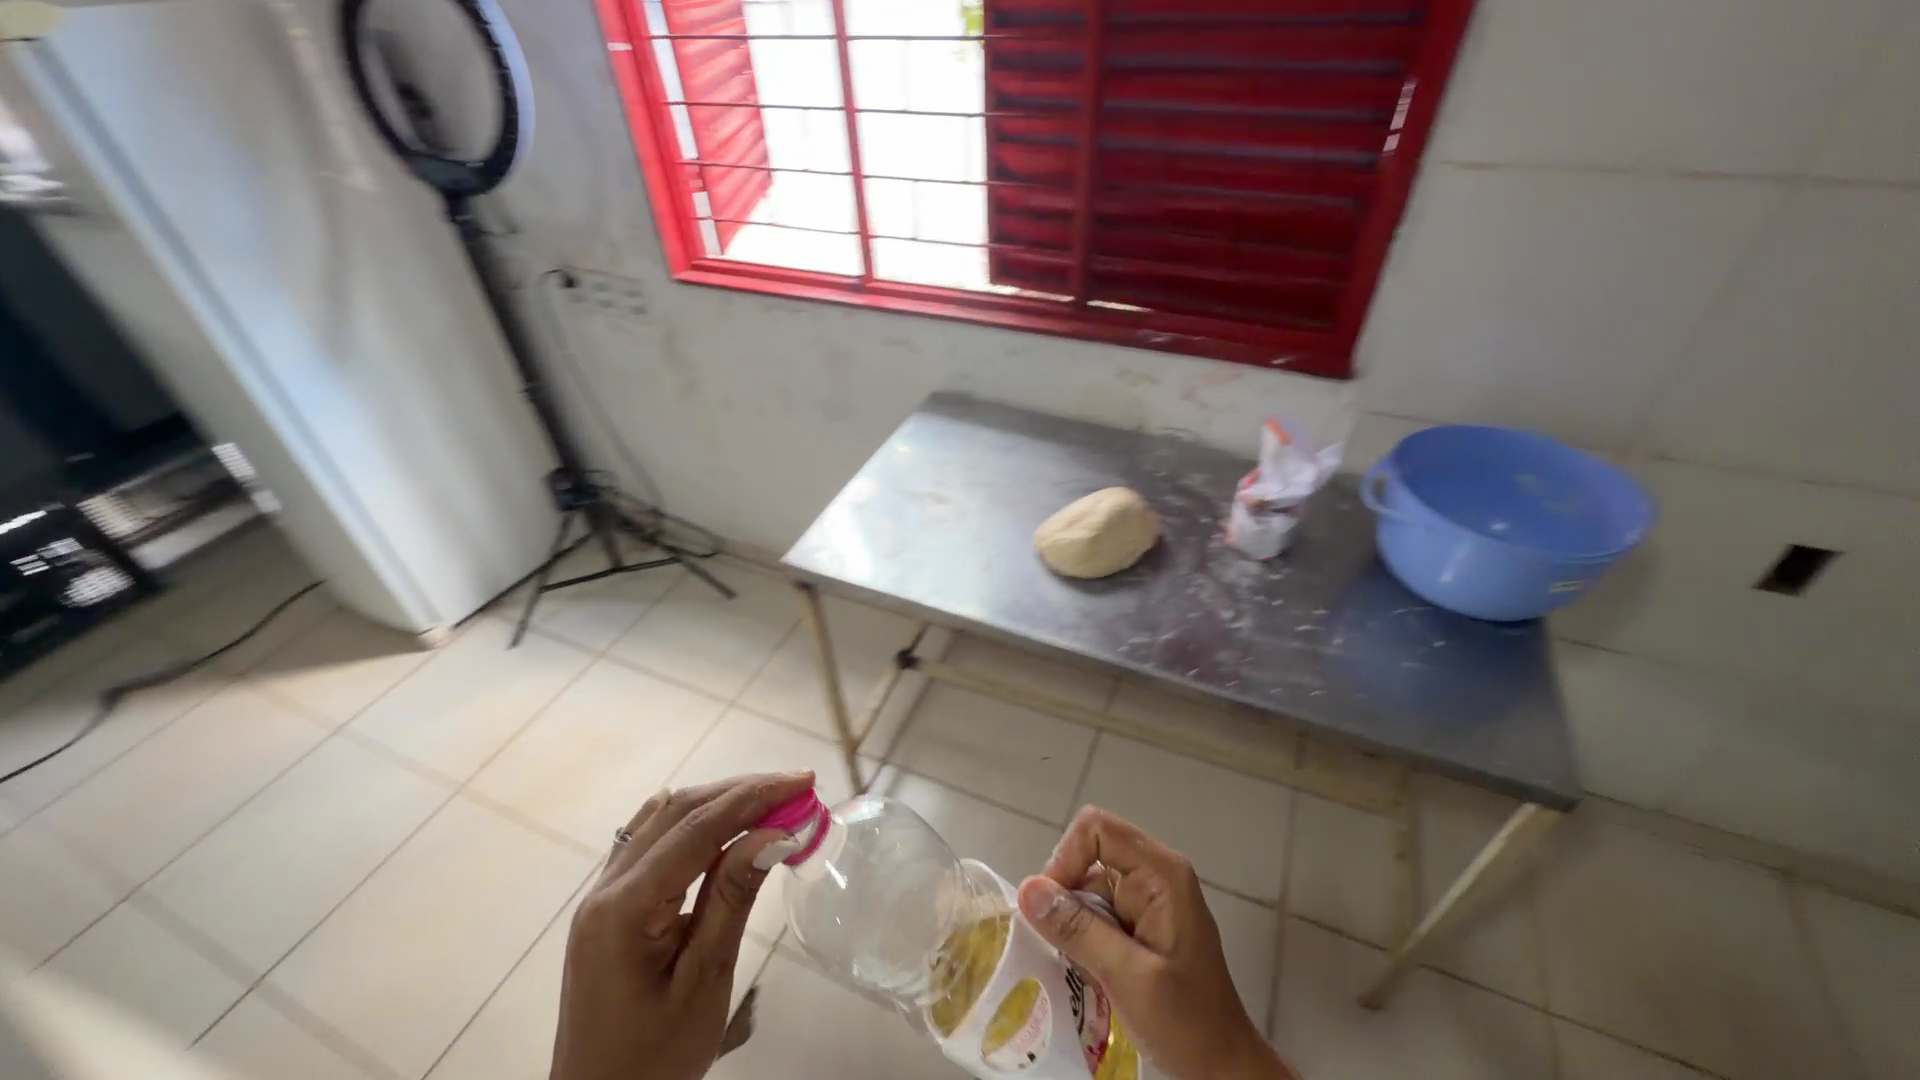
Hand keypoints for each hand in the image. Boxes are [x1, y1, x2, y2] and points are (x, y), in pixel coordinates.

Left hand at [550, 771, 813, 1079]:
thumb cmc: (655, 1057)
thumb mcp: (705, 980)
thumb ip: (733, 898)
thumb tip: (773, 833)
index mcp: (625, 907)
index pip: (697, 828)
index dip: (754, 797)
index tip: (803, 781)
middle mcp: (605, 887)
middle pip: (678, 812)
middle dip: (741, 792)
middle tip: (798, 786)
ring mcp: (601, 894)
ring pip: (662, 819)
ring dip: (718, 801)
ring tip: (772, 797)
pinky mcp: (608, 906)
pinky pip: (647, 840)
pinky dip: (688, 819)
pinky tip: (714, 814)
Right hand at [1019, 807, 1296, 1079]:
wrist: (1222, 1066)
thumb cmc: (1187, 1021)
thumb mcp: (1129, 977)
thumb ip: (1079, 930)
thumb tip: (1027, 889)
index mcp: (1161, 874)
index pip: (1097, 829)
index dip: (1066, 859)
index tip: (1051, 908)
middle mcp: (1153, 875)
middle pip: (1088, 855)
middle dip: (1066, 896)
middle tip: (1063, 945)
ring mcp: (1146, 898)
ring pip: (1086, 886)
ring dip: (1072, 923)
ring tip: (1080, 966)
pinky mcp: (1138, 922)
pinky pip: (1094, 911)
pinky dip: (1081, 937)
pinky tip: (1089, 971)